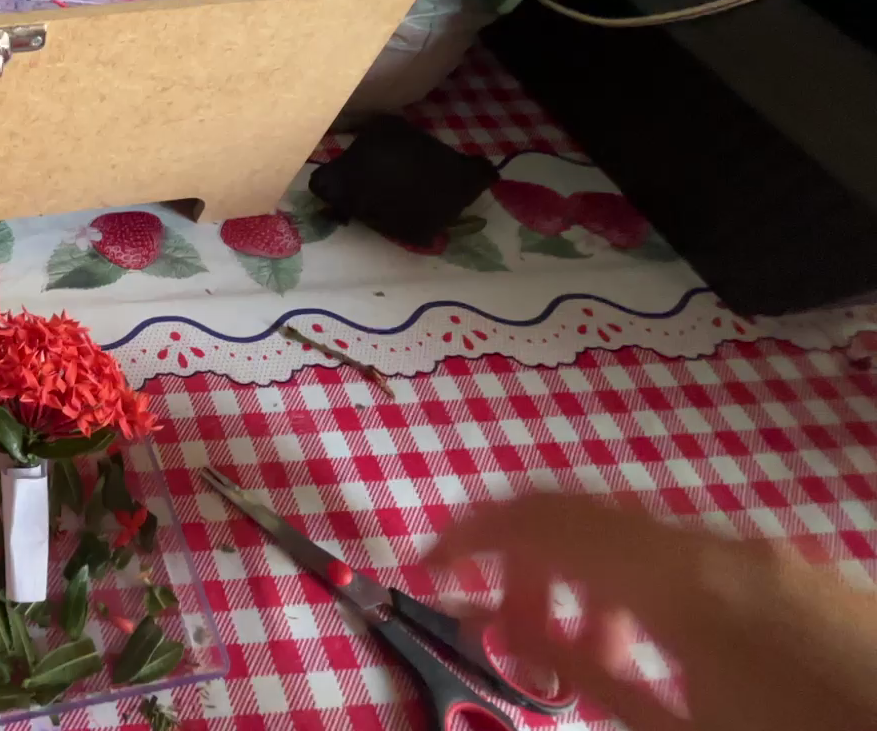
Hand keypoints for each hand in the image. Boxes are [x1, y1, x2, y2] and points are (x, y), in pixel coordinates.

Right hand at [427, 492, 876, 729]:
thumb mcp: (676, 728)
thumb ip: (574, 667)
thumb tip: (486, 621)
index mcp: (673, 578)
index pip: (529, 521)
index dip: (464, 535)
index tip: (428, 566)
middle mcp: (706, 543)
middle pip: (566, 510)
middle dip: (516, 555)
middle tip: (504, 619)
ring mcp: (753, 549)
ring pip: (620, 527)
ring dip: (575, 570)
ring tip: (587, 647)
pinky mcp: (789, 567)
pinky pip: (677, 545)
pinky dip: (632, 575)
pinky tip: (652, 639)